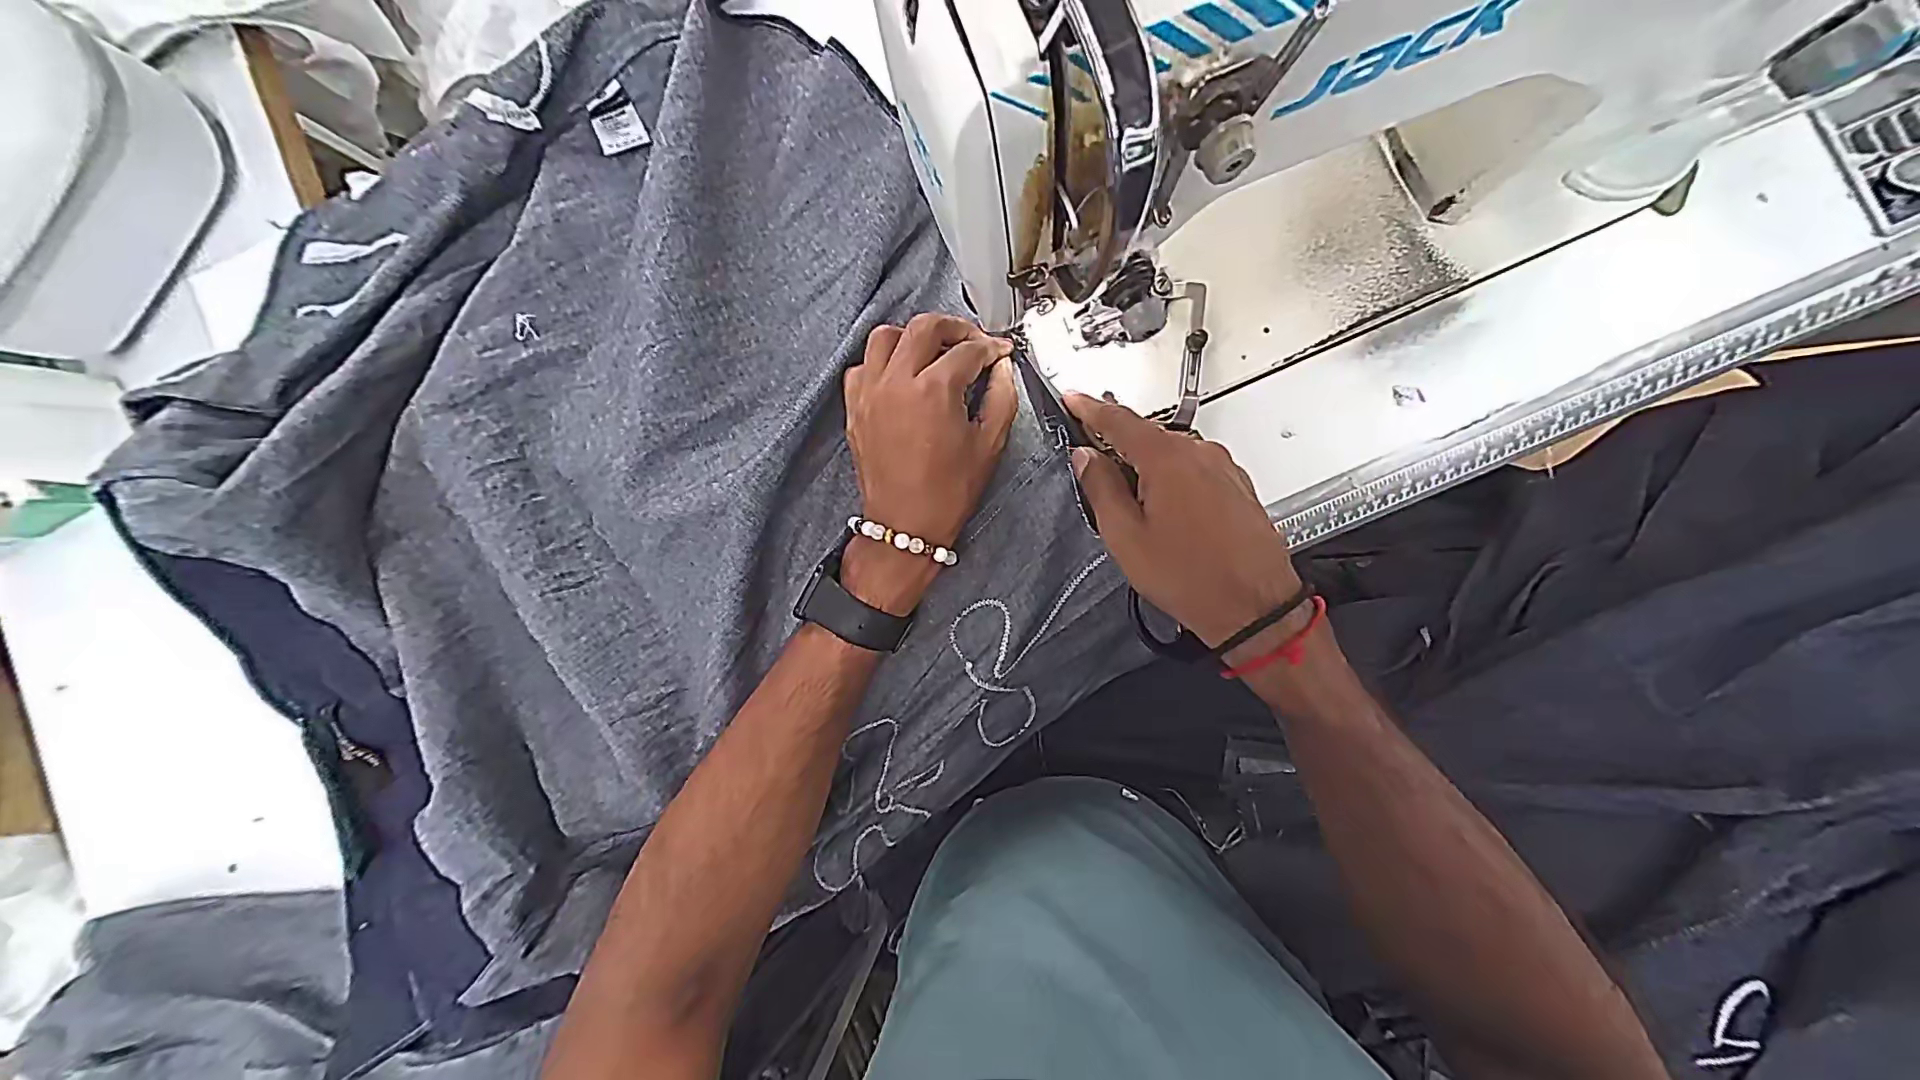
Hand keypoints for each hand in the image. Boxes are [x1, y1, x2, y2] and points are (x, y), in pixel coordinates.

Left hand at [840, 314, 1017, 614]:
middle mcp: (897, 383)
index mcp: (934, 390)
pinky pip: (863, 365)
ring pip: (886, 336)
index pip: (969, 349)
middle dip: (956, 328)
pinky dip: (883, 361)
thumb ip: (1002, 396)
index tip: (999, 353)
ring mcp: (871, 393)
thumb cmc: (944, 493)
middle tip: (972, 341)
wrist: (906, 524)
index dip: (991, 347)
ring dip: (913, 336)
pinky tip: (901, 374)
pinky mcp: (856, 407)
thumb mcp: (989, 444)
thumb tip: (1002, 370)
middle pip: (925, 327)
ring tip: (933, 350)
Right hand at [1064, 393, 1302, 650]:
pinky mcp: (1236, 484)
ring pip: (1171, 454)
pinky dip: (1173, 480)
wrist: (1253, 606)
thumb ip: (1100, 488)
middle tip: (1095, 468)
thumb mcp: (1125, 536)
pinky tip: (1167, 515)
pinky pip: (1194, 469)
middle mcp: (1200, 453)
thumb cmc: (1195, 578)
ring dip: (1147, 469)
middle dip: (1118, 447)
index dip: (1088, 408)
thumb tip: (1086, 459)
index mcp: (1167, 459)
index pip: (1117, 419)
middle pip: (1146, 435)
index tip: (1074, 399)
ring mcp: (1222, 467)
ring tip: (1136, 511)